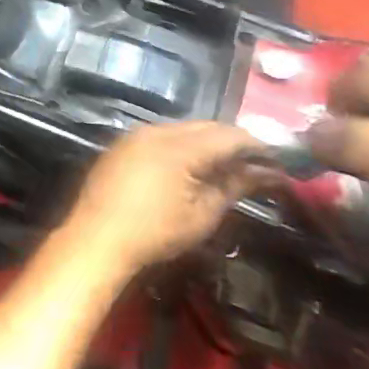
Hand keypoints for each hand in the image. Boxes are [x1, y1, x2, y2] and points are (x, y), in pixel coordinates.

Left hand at [58, 122, 271, 279]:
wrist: (94, 242)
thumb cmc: (154, 234)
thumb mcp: (203, 215)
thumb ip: (235, 186)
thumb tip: (266, 173)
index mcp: (182, 145)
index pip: (230, 135)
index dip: (255, 145)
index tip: (274, 158)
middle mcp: (160, 129)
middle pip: (207, 126)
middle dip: (232, 141)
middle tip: (252, 161)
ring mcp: (138, 134)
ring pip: (185, 128)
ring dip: (207, 142)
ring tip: (222, 165)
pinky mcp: (123, 144)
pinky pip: (163, 135)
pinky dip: (182, 145)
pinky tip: (188, 166)